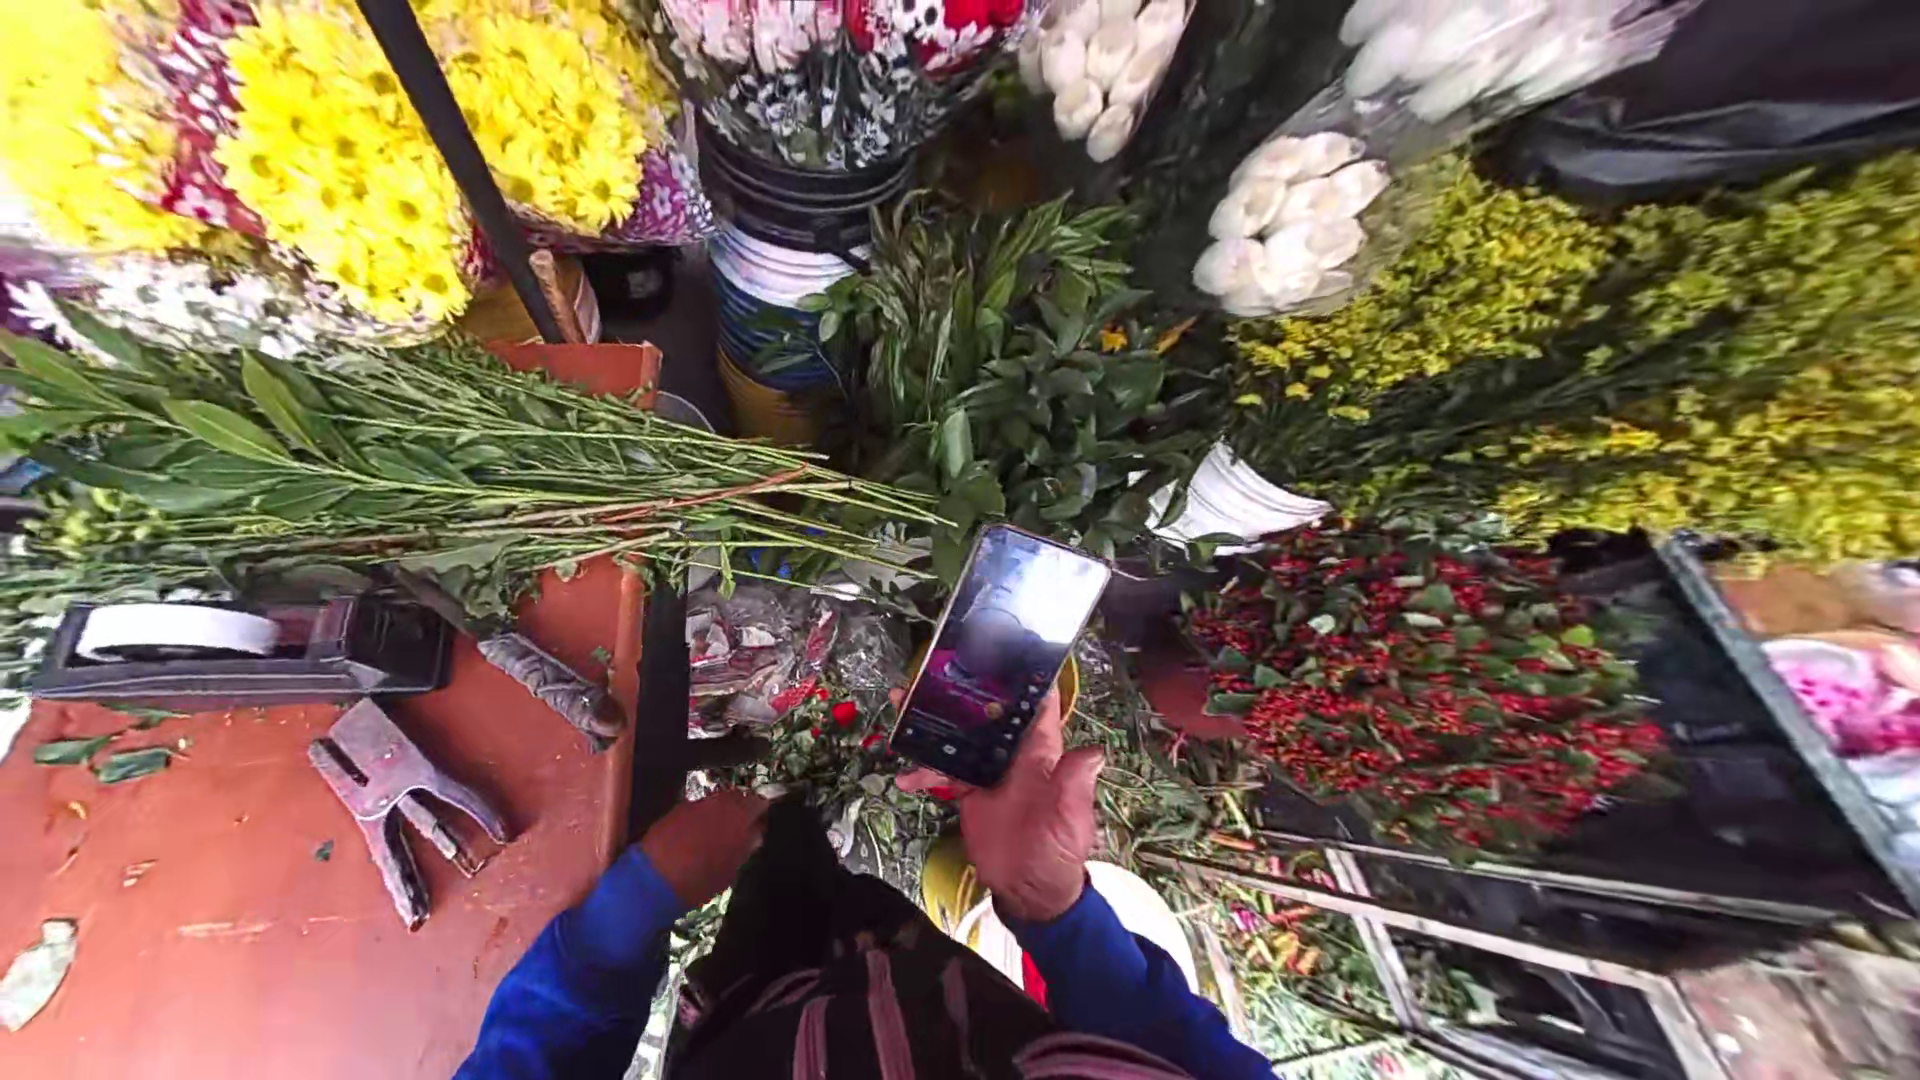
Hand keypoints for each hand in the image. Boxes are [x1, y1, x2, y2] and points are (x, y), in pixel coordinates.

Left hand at [637, 789, 769, 908]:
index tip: (761, 823)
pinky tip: (697, 834)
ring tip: (718, 832)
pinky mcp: (677, 809)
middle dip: (742, 808)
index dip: (762, 811)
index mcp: (739, 814)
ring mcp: (697, 803)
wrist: (650, 880)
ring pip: (718, 801)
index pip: (760, 801)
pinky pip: (698, 808)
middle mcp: (720, 801)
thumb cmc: (699, 879)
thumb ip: (747, 846)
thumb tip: (755, 832)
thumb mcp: (731, 869)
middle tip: (741, 828)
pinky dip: (702, 817)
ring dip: (722, 812)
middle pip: (739, 796)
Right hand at [897, 688, 1103, 921]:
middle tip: (928, 675)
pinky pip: (942, 773)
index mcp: (1040, 752)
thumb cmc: (1058, 851)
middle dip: (958, 693)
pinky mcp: (967, 790)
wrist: (1029, 890)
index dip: (1021, 680)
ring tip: (900, 706)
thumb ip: (1075, 785)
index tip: (997, 652)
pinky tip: (904, 775)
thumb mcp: (1072, 818)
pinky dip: (922, 772)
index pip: (1035, 708)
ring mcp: (986, 770)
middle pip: (983, 714)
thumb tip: (1095, 751)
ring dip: (930, 723)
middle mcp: (1011, 753)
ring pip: (956, 737)